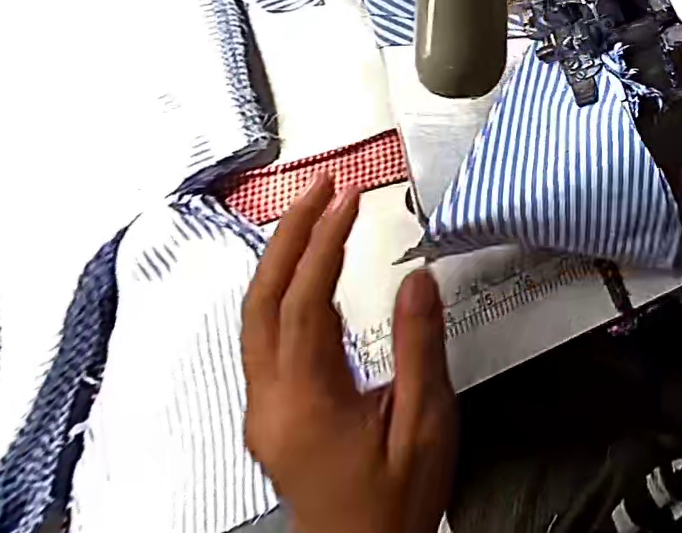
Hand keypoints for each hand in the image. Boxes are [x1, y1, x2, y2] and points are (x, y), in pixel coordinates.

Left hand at [241, 174, 457, 532]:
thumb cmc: (397, 497)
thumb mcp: (424, 422)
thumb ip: (419, 347)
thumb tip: (416, 277)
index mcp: (306, 402)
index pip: (304, 304)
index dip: (325, 244)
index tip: (351, 198)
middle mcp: (270, 399)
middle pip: (262, 301)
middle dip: (289, 234)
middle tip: (323, 185)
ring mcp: (265, 404)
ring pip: (257, 314)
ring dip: (284, 254)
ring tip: (317, 208)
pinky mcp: (274, 407)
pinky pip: (268, 330)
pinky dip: (288, 283)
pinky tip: (311, 264)